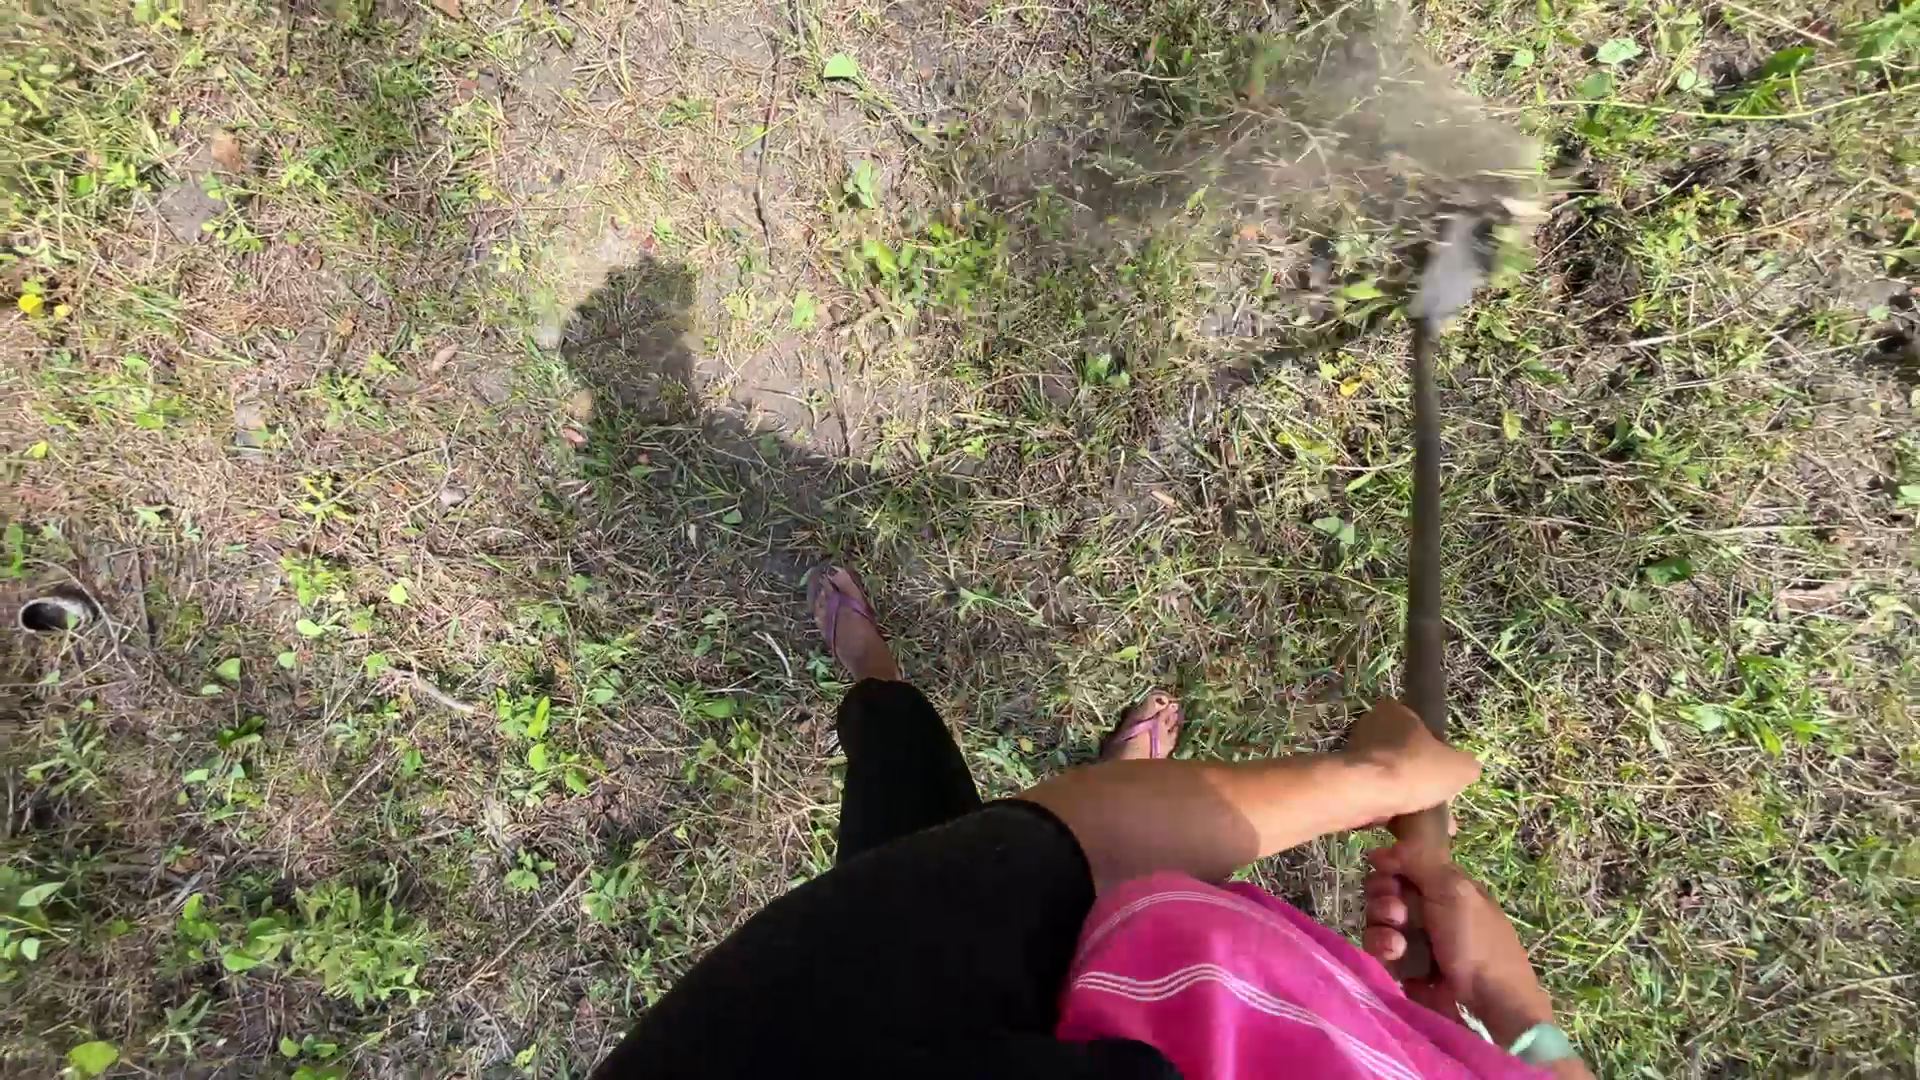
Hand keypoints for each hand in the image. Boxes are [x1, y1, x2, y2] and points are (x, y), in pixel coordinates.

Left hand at [1344, 699, 1480, 821]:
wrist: (1368, 791)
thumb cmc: (1416, 768)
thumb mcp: (1460, 766)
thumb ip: (1465, 764)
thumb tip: (1462, 769)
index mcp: (1393, 712)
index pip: (1419, 726)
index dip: (1436, 748)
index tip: (1446, 770)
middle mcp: (1370, 727)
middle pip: (1407, 756)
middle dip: (1426, 781)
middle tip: (1442, 802)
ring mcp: (1356, 754)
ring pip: (1394, 778)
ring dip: (1413, 800)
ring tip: (1434, 823)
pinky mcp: (1348, 778)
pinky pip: (1379, 794)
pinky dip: (1395, 810)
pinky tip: (1413, 829)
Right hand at [1362, 841, 1553, 1046]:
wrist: (1488, 1007)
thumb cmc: (1477, 942)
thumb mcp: (1454, 889)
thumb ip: (1416, 859)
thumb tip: (1376, 853)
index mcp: (1443, 887)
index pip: (1400, 865)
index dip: (1390, 868)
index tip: (1392, 876)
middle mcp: (1425, 908)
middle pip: (1382, 888)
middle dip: (1384, 898)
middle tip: (1400, 913)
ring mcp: (1412, 937)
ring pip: (1375, 916)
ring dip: (1382, 925)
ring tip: (1399, 942)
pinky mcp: (1400, 962)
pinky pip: (1375, 943)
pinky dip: (1382, 947)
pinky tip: (1397, 955)